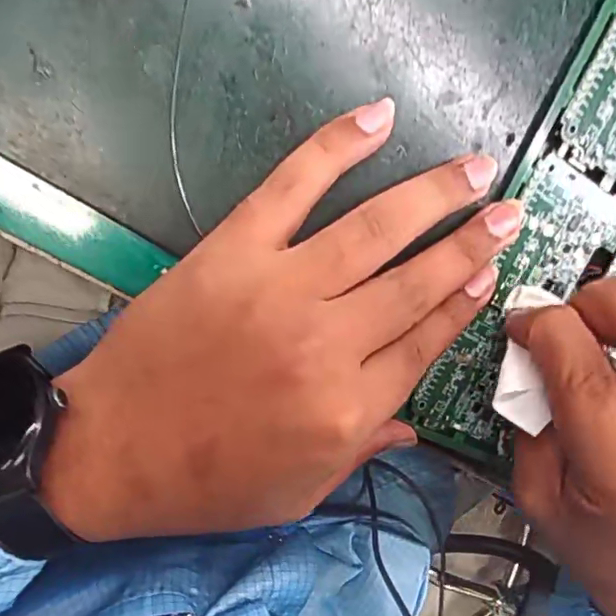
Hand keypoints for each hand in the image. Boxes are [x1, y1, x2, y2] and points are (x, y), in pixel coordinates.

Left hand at [40, 99, 522, 540]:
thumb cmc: (200, 486)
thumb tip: (408, 427)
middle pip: (416, 283)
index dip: (462, 305)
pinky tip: (376, 119)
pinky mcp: (231, 254)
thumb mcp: (292, 496)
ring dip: (433, 193)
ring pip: (375, 230)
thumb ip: (356, 457)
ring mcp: (279, 291)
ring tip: (474, 167)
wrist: (111, 452)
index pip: (425, 345)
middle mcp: (328, 345)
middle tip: (504, 213)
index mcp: (347, 410)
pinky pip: (293, 186)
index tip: (488, 274)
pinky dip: (336, 146)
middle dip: (470, 244)